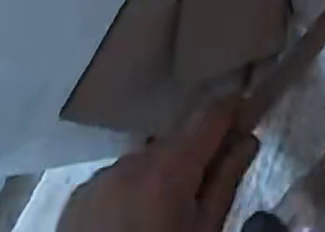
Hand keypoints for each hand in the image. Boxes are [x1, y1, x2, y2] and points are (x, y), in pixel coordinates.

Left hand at [57, 96, 260, 231]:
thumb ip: (225, 183)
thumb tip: (247, 140)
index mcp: (169, 168)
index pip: (210, 115)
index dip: (232, 107)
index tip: (247, 105)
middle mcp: (133, 160)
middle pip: (177, 140)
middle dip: (196, 153)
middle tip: (207, 182)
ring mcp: (101, 177)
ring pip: (146, 160)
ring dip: (162, 174)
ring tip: (164, 214)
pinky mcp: (77, 198)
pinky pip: (115, 180)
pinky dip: (131, 191)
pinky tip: (133, 224)